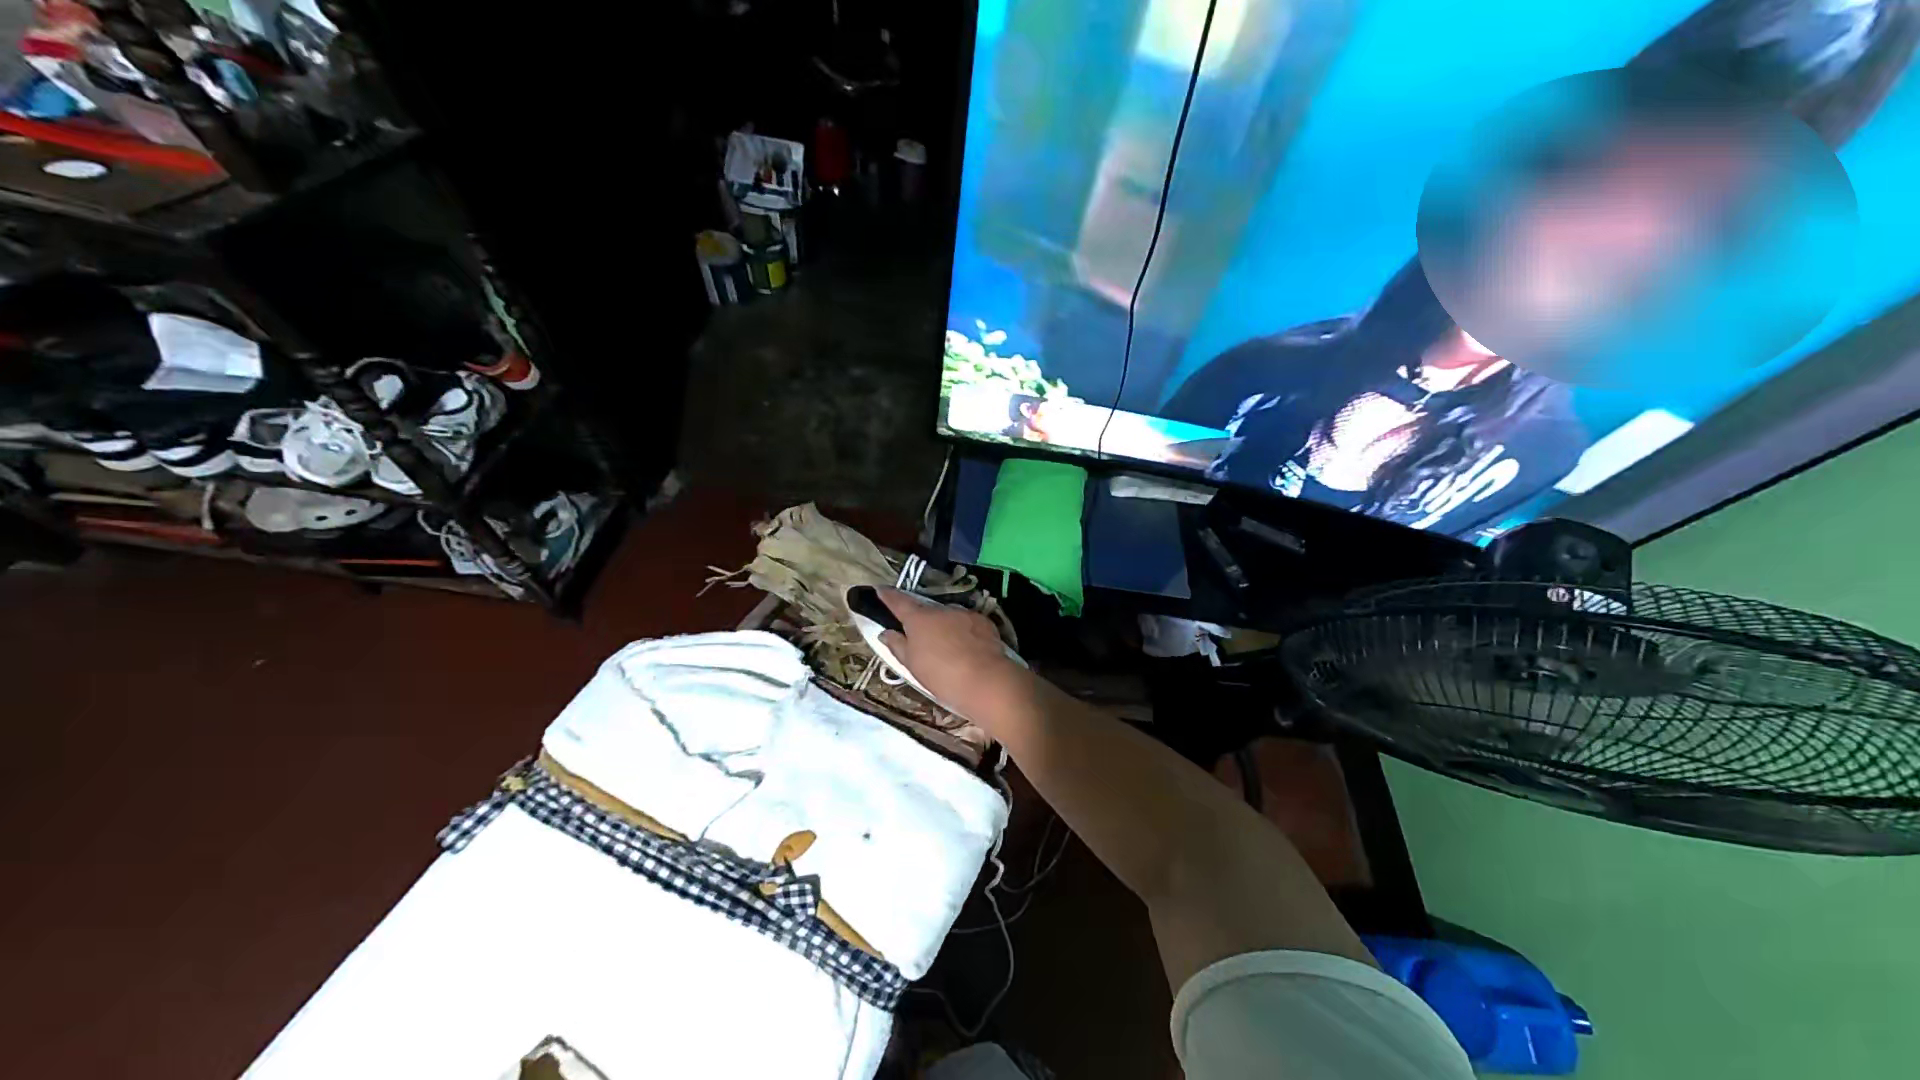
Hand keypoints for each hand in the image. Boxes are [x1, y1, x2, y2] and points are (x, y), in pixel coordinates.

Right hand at [876, 587, 1031, 728]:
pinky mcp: (984, 622)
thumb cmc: (941, 676)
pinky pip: (967, 624)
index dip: (888, 596)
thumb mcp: (912, 665)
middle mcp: (941, 610)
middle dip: (922, 620)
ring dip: (944, 627)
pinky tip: (967, 649)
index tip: (881, 589)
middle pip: (926, 611)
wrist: (986, 681)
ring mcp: (965, 614)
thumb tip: (885, 632)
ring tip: (947, 648)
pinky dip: (964, 632)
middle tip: (920, 637)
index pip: (899, 602)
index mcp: (919, 619)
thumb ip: (897, 645)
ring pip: (948, 617)